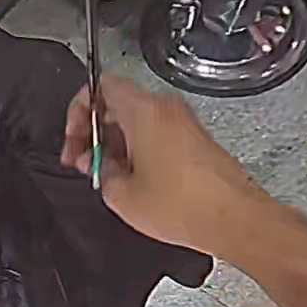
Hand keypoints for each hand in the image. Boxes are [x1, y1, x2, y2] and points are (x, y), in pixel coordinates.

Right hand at [59, 74, 280, 260]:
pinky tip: (129, 177)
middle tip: (83, 159)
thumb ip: (99, 170)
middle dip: (92, 130)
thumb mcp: (120, 194)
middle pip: (115, 103)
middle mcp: (165, 109)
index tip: (74, 136)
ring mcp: (181, 123)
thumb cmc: (185, 205)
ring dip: (113, 141)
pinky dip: (134, 148)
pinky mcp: (192, 139)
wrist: (232, 220)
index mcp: (144, 112)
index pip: (101, 86)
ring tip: (105, 173)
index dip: (78, 110)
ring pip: (134, 119)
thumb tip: (95, 163)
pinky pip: (153, 132)